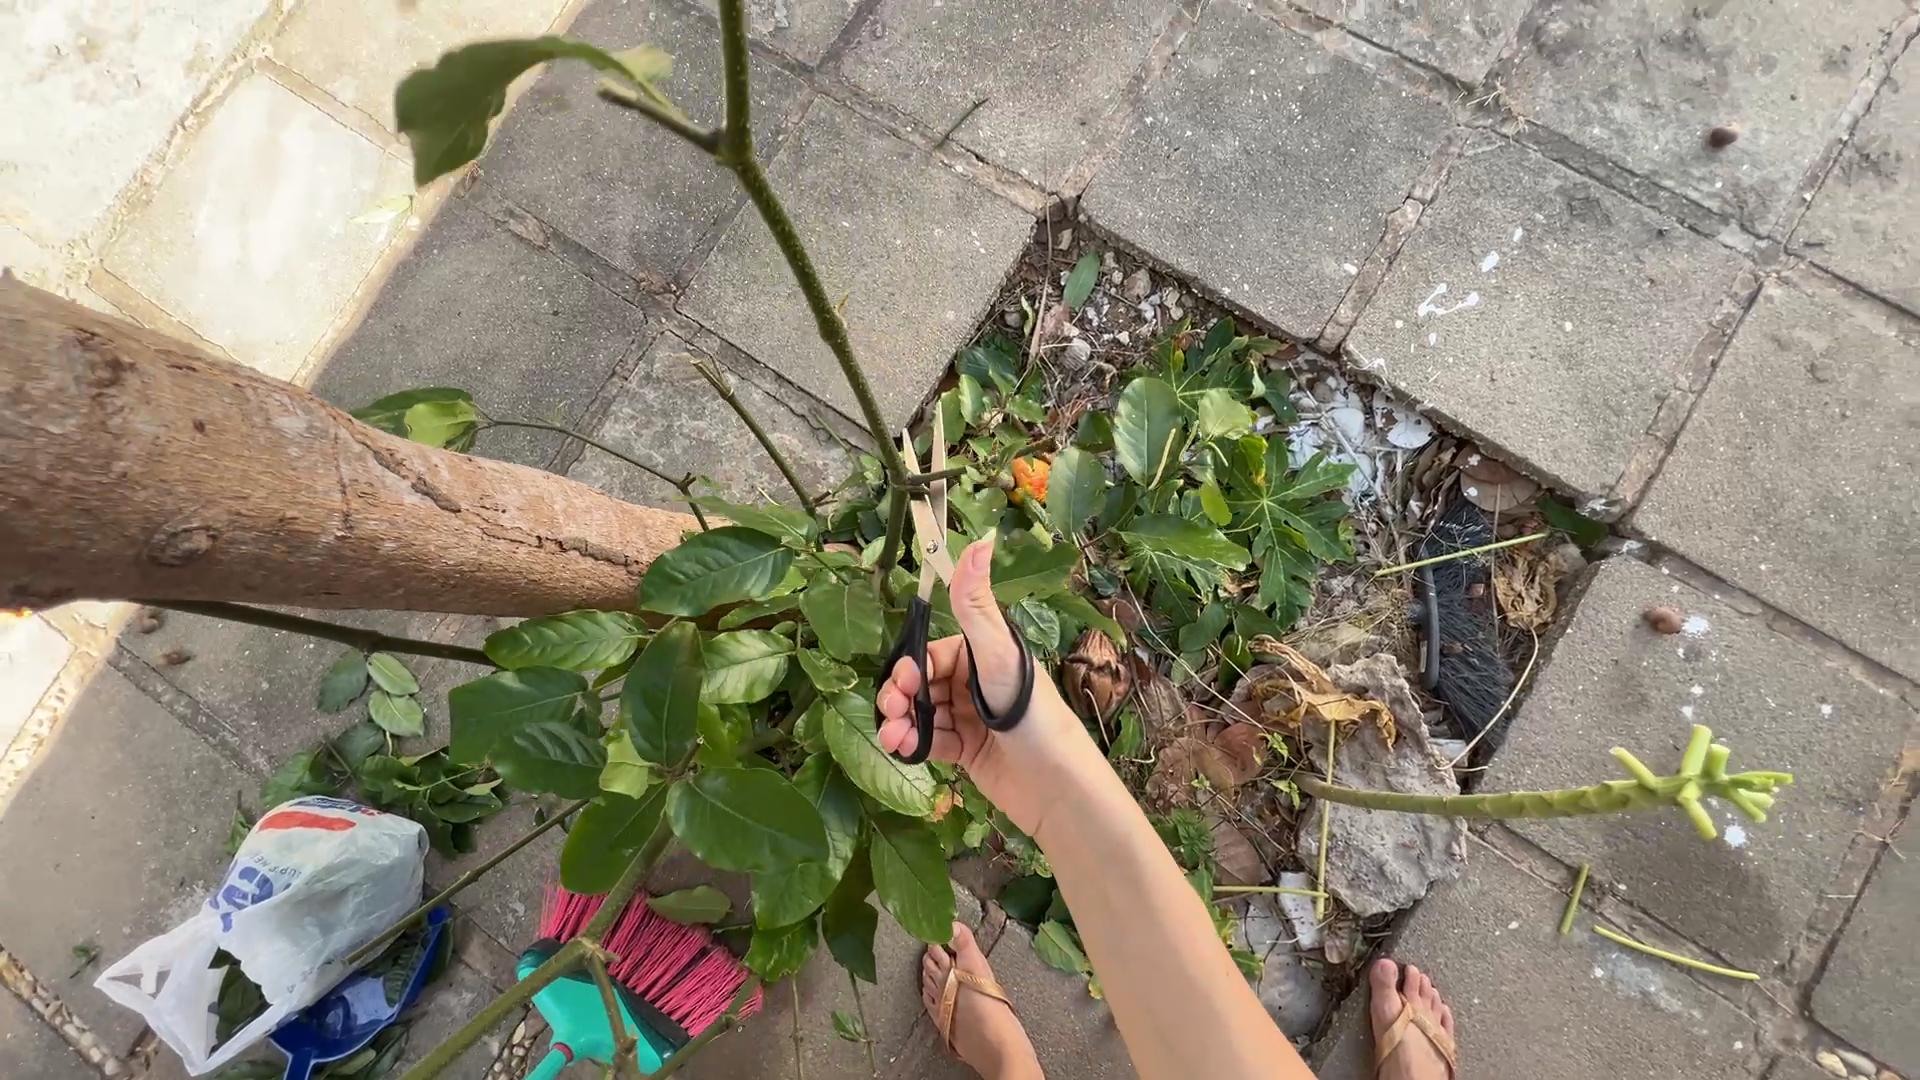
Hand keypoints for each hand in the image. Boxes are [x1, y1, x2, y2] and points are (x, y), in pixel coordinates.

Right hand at [876, 536, 1102, 836]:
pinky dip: (913, 743)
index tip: (900, 684)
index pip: (930, 655)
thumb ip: (976, 602)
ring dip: (900, 721)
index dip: (910, 668)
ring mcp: (969, 717)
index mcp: (981, 654)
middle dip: (899, 696)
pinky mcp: (966, 750)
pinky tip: (902, 749)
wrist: (1054, 783)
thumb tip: (980, 539)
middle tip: (890, 712)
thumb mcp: (998, 652)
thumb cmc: (1028, 710)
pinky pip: (929, 741)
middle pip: (920, 684)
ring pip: (920, 712)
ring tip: (892, 737)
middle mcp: (974, 681)